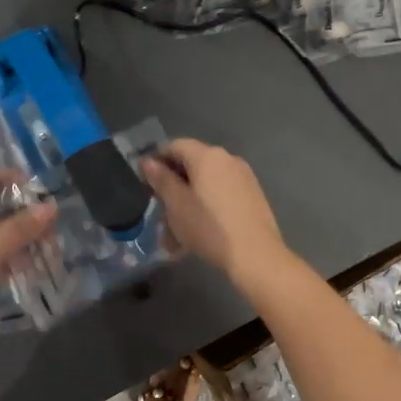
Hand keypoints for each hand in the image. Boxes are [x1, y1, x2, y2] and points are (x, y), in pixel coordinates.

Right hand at [142, 138, 291, 285]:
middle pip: (192, 164)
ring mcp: (243, 177)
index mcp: (208, 156)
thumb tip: (148, 161)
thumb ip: (161, 179)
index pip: (175, 146)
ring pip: (206, 183)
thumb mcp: (177, 205)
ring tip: (175, 232)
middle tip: (159, 211)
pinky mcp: (252, 195)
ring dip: (187, 202)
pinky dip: (205, 206)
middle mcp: (228, 159)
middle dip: (172, 187)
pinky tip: (198, 231)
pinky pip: (221, 193)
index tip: (144, 182)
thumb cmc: (210, 228)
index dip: (156, 160)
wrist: (256, 254)